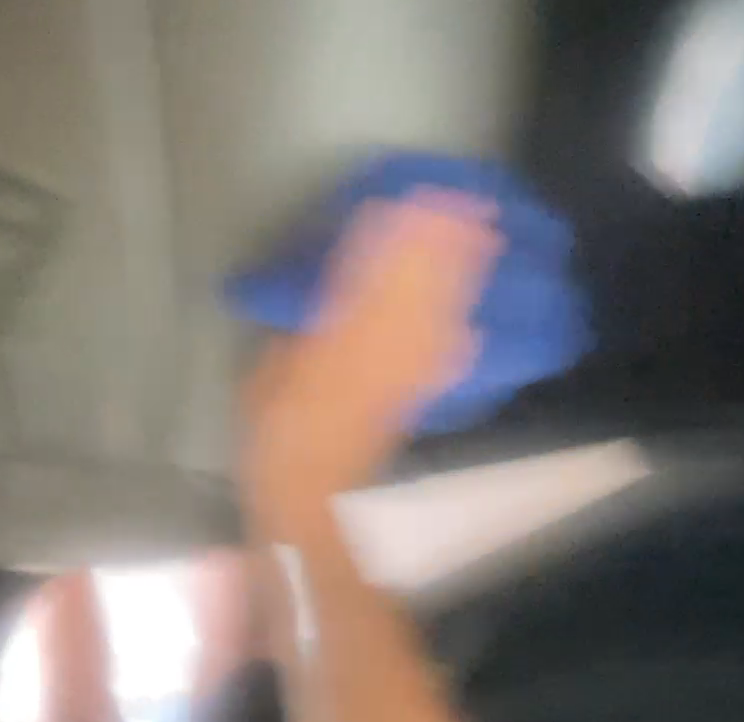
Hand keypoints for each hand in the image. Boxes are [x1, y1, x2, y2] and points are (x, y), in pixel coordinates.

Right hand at [240, 191, 499, 540]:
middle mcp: (374, 357)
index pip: (362, 285)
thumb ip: (289, 345)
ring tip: (481, 236)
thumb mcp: (261, 384)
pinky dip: (457, 330)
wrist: (307, 498)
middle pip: (412, 294)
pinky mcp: (409, 398)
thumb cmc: (271, 441)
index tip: (400, 202)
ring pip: (434, 319)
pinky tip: (470, 317)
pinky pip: (440, 357)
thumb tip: (311, 313)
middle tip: (463, 201)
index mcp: (332, 350)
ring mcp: (398, 378)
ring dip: (458, 277)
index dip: (385, 242)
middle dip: (437, 248)